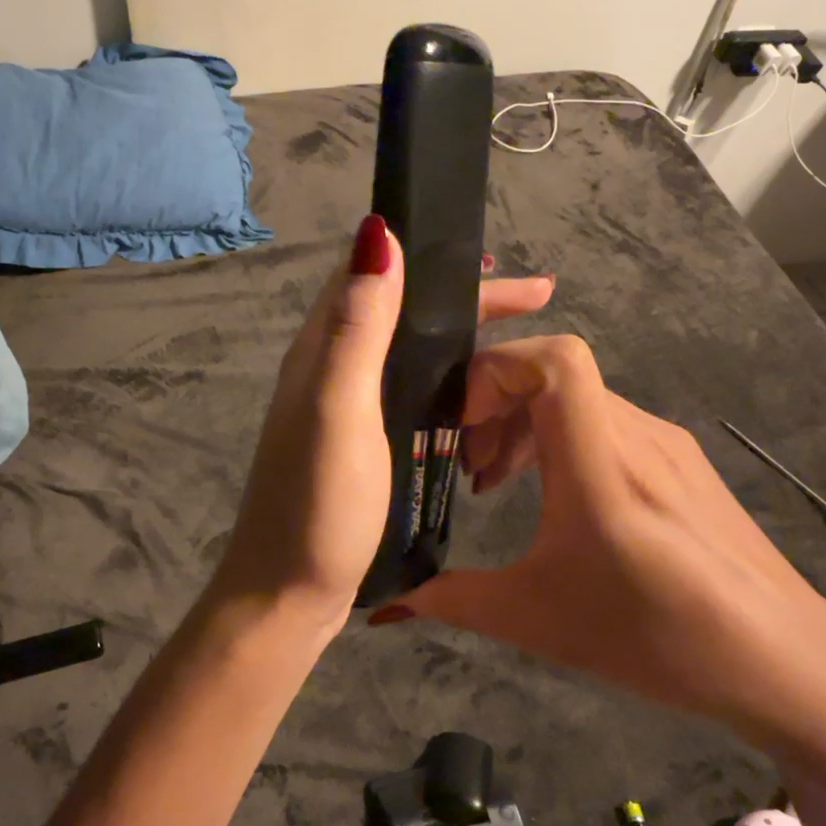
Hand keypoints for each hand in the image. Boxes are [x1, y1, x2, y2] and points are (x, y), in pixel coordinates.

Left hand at [209, 216, 554, 633]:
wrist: (287, 593)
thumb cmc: (317, 502)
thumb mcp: (338, 406)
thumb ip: (356, 325)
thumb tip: (376, 232)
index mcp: (320, 351)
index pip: (371, 277)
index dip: (428, 259)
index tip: (495, 260)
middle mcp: (328, 371)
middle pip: (398, 315)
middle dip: (464, 302)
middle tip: (538, 299)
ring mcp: (344, 412)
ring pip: (408, 357)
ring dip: (461, 343)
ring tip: (522, 351)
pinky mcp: (360, 448)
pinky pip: (411, 397)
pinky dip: (450, 387)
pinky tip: (480, 406)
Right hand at [375, 335, 825, 748]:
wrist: (788, 666)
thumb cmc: (655, 638)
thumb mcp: (535, 621)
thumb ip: (448, 600)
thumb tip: (378, 603)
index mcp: (602, 466)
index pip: (556, 359)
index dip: (496, 368)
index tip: (460, 422)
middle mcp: (638, 437)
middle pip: (553, 373)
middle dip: (493, 405)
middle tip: (466, 464)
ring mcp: (667, 445)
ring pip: (578, 397)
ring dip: (524, 423)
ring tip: (499, 482)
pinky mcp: (684, 461)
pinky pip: (608, 421)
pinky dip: (562, 438)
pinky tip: (555, 496)